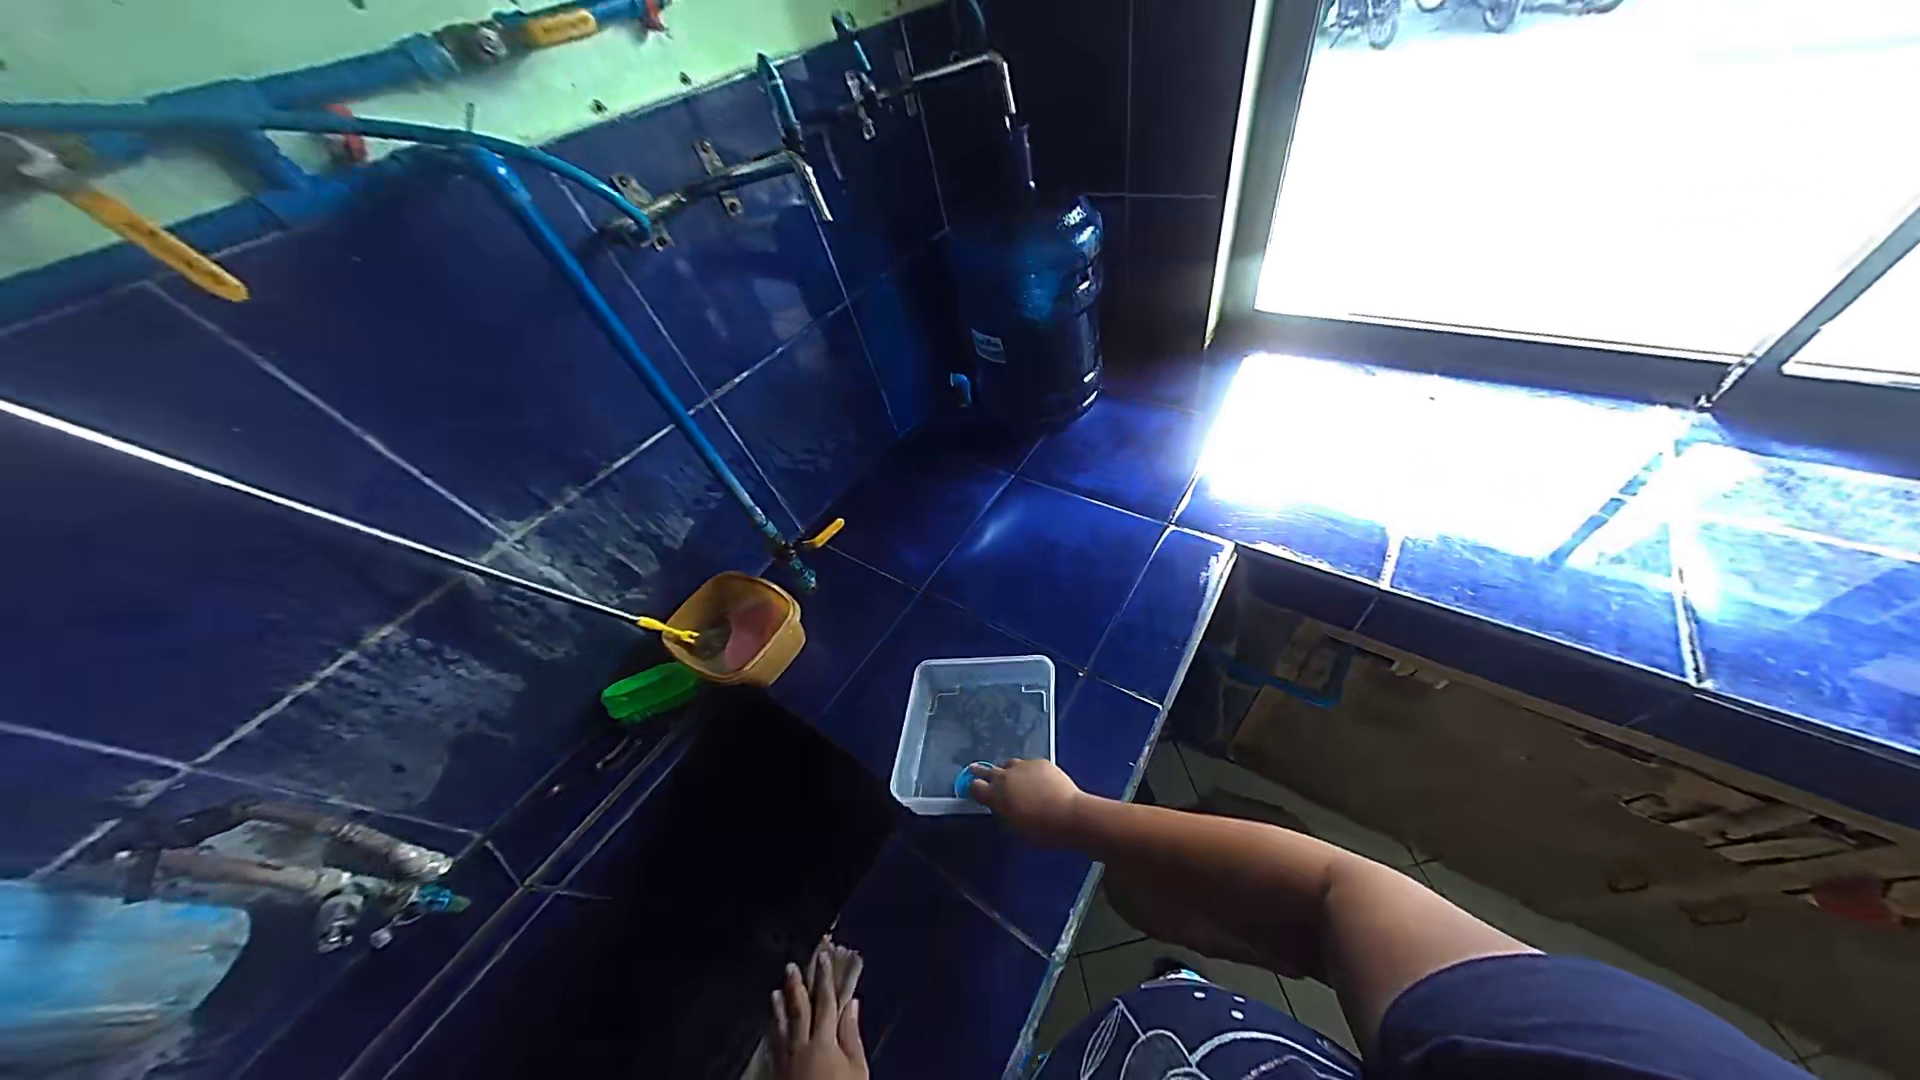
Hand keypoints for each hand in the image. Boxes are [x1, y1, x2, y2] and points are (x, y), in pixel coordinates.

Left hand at [771, 946, 865, 1079]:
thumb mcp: (857, 1071)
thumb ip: (851, 1035)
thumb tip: (850, 1004)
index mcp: (824, 1042)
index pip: (825, 1001)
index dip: (825, 977)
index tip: (824, 956)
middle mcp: (801, 1047)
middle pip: (798, 1009)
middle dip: (797, 985)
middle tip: (792, 965)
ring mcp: (786, 1062)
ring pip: (781, 1026)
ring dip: (779, 1005)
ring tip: (777, 990)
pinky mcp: (777, 1076)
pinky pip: (773, 1045)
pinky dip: (772, 1029)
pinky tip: (771, 1024)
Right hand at [967, 758, 1087, 843]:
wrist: (1070, 814)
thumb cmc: (1042, 831)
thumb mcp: (1015, 828)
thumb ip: (1004, 813)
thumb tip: (1001, 806)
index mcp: (997, 796)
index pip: (975, 787)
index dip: (973, 789)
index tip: (974, 790)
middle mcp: (1006, 777)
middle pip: (986, 770)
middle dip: (979, 771)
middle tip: (974, 770)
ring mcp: (1023, 766)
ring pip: (1008, 764)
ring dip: (1007, 771)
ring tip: (1012, 777)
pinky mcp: (1040, 762)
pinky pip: (1028, 764)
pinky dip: (1027, 771)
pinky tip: (1036, 779)